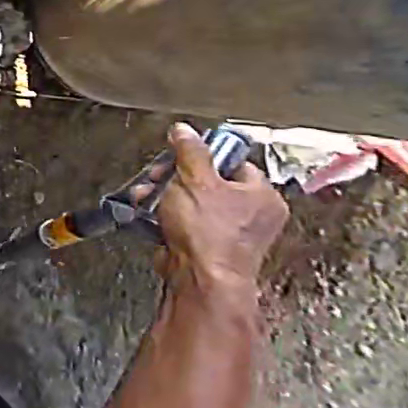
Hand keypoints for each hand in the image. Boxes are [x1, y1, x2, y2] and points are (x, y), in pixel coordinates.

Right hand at [154, 123, 287, 294]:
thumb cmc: (208, 231)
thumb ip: (190, 152)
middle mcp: (251, 213)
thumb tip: (184, 130)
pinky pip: (182, 219)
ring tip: (146, 197)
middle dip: (172, 177)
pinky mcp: (206, 244)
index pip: (232, 162)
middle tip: (157, 177)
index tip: (177, 156)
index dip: (202, 156)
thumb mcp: (195, 180)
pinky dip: (164, 215)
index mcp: (262, 195)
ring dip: (162, 195)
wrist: (200, 277)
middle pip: (206, 180)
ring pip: (190, 200)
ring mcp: (229, 231)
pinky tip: (148, 213)